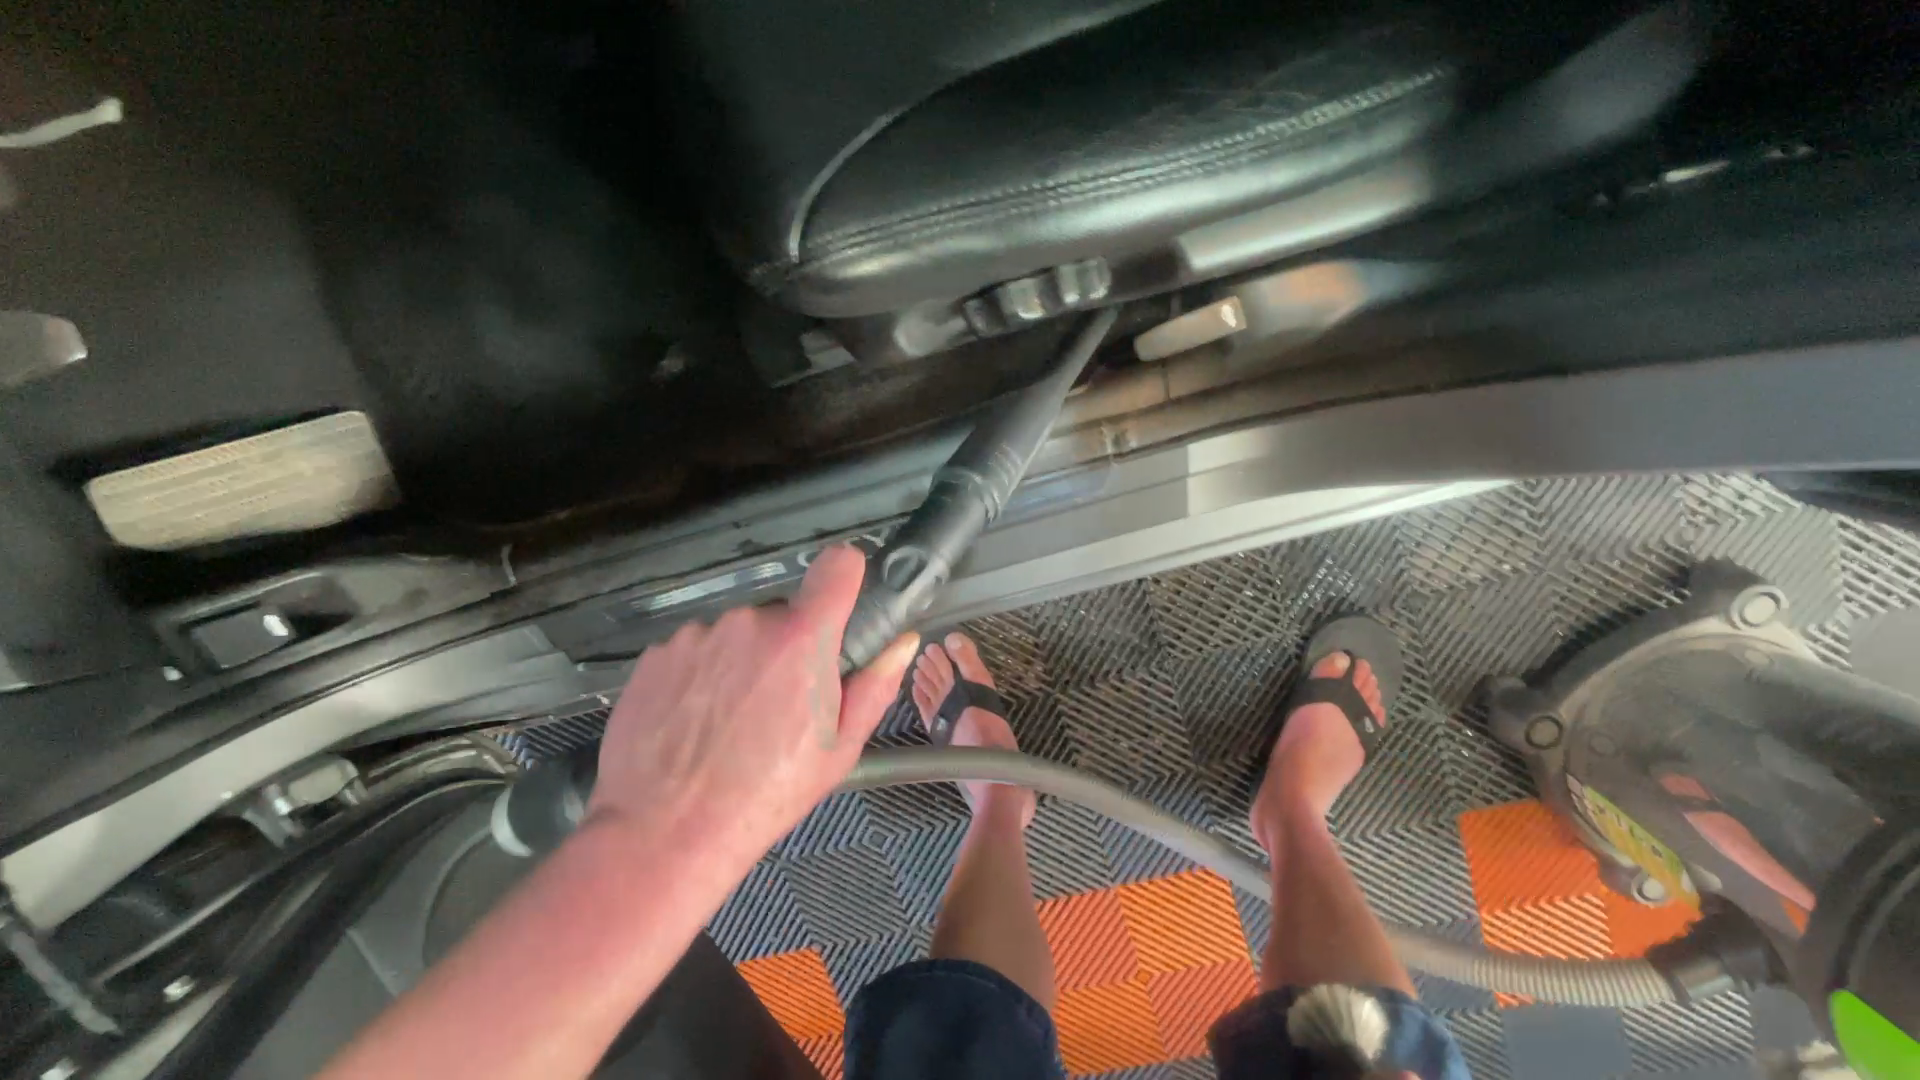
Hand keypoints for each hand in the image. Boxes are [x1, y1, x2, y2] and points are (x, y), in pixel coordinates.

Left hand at [585, 545, 917, 871]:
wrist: (665, 830)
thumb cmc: (760, 796)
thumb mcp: (838, 749)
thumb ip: (875, 685)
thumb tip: (901, 644)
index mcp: (802, 641)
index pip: (838, 566)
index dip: (845, 578)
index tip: (842, 599)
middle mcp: (748, 623)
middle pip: (785, 612)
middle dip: (790, 645)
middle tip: (784, 702)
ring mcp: (698, 635)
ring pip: (738, 632)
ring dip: (744, 660)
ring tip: (736, 720)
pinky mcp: (659, 653)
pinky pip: (698, 648)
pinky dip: (704, 674)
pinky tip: (702, 721)